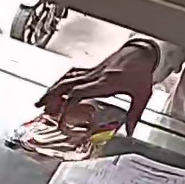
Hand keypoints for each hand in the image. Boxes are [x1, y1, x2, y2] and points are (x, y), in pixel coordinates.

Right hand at [38, 42, 158, 132]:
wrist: (142, 52)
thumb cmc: (142, 70)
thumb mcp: (142, 95)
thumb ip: (135, 115)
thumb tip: (130, 131)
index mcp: (106, 82)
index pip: (79, 92)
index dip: (67, 103)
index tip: (61, 117)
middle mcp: (96, 76)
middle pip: (67, 84)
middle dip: (52, 96)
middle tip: (42, 107)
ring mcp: (93, 71)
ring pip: (67, 78)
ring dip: (53, 89)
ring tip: (43, 100)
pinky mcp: (92, 69)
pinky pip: (72, 74)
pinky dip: (61, 82)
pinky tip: (56, 88)